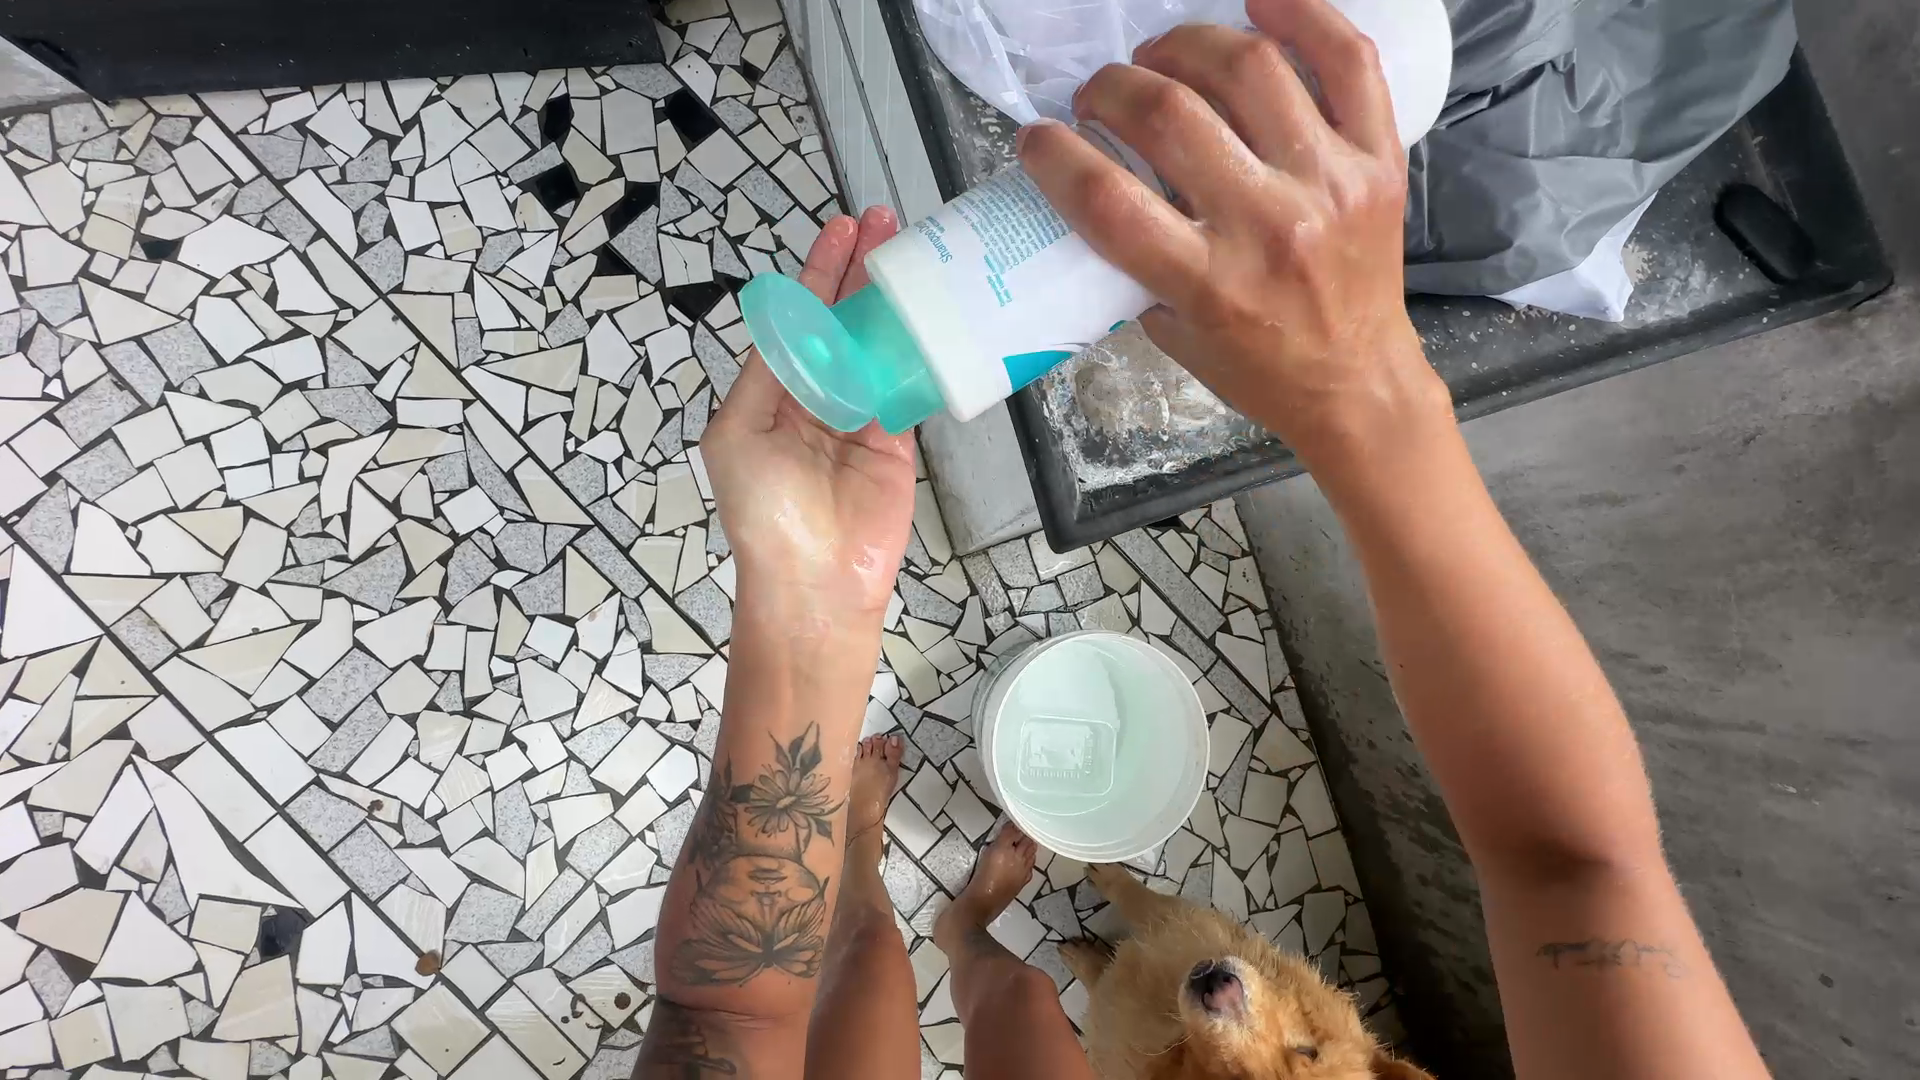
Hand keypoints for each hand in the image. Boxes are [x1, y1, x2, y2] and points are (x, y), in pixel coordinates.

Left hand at [702, 207, 916, 620]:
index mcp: (772, 395)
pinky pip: (908, 387)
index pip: (799, 320)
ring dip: (892, 304)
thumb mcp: (738, 435)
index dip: (818, 272)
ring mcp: (861, 418)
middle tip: (886, 222)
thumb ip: (768, 376)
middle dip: (860, 273)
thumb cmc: (765, 512)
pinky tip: (930, 312)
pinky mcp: (897, 441)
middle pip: (842, 324)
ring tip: (912, 255)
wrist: (815, 583)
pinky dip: (918, 351)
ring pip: (879, 348)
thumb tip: (800, 323)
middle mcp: (818, 398)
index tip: (841, 228)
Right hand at [1017, 0, 1449, 465]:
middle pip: (1170, 119)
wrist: (1354, 384)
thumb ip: (1138, 271)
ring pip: (1249, 70)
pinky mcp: (1378, 159)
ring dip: (1184, 45)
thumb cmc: (1256, 371)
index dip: (1057, 158)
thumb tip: (1108, 199)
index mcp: (1207, 284)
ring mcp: (1329, 183)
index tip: (1035, 139)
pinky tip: (1254, 2)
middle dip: (1113, 91)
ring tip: (1159, 55)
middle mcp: (1267, 226)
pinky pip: (1347, 59)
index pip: (1109, 202)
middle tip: (1098, 96)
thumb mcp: (1175, 337)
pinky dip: (1302, 13)